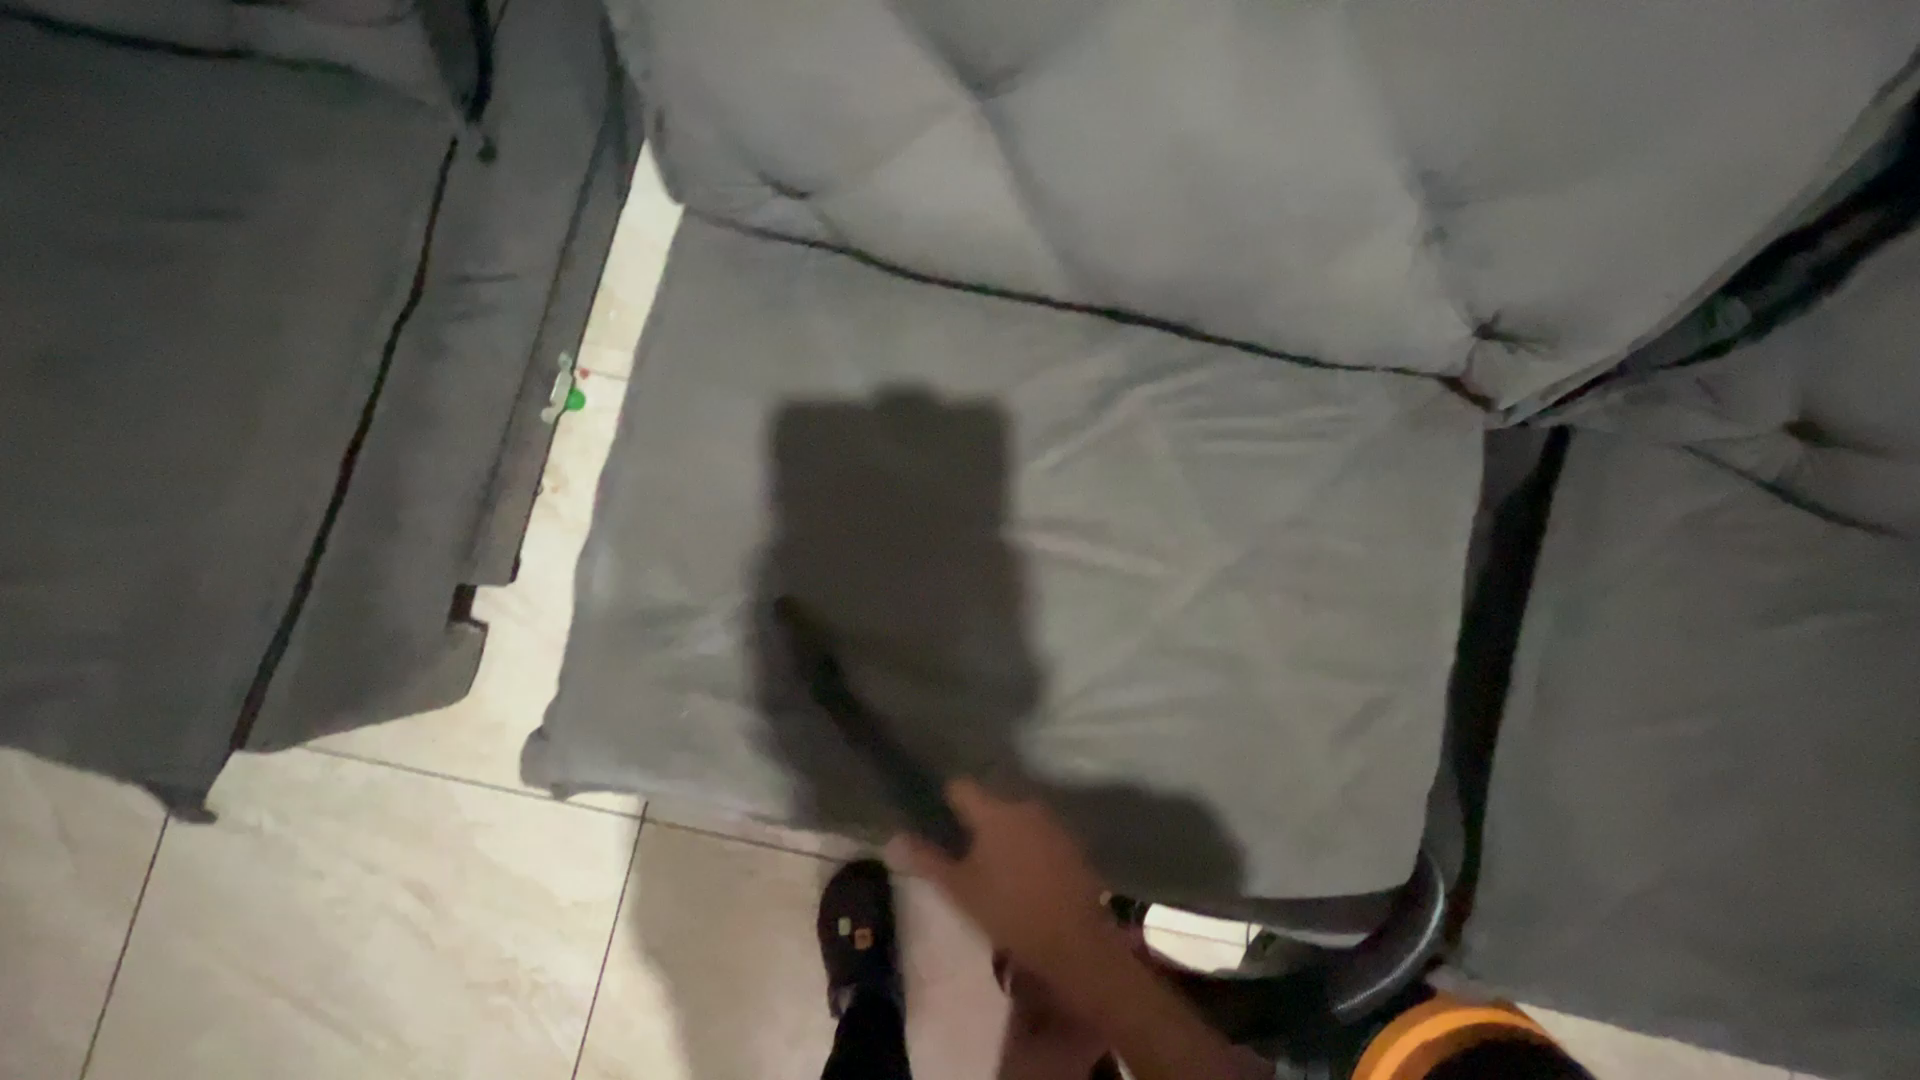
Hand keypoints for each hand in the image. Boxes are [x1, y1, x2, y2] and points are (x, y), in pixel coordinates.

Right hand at [888, 779, 1121, 979]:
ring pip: (1017, 820)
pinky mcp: (1072, 844)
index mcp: (994, 812)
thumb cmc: (1008, 911)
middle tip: (964, 857)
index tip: (937, 825)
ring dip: (1005, 836)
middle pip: (991, 804)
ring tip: (994, 871)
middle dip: (977, 824)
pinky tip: (1025, 878)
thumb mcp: (959, 889)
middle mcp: (1024, 806)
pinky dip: (1029, 849)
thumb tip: (892, 838)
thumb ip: (926, 859)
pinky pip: (1040, 836)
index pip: (960, 787)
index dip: (945, 802)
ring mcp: (1052, 824)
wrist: (1074, 941)